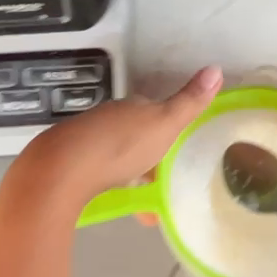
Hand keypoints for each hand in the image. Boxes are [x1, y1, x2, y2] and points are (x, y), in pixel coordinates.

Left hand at [11, 66, 221, 204]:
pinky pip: (99, 177)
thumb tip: (215, 68)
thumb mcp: (164, 124)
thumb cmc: (119, 146)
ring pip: (116, 158)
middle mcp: (107, 119)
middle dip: (149, 157)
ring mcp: (86, 142)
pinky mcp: (70, 167)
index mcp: (131, 108)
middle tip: (165, 183)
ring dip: (131, 177)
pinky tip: (119, 208)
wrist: (61, 170)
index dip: (167, 128)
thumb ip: (189, 102)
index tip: (179, 149)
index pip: (152, 112)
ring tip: (146, 207)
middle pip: (134, 136)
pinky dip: (113, 190)